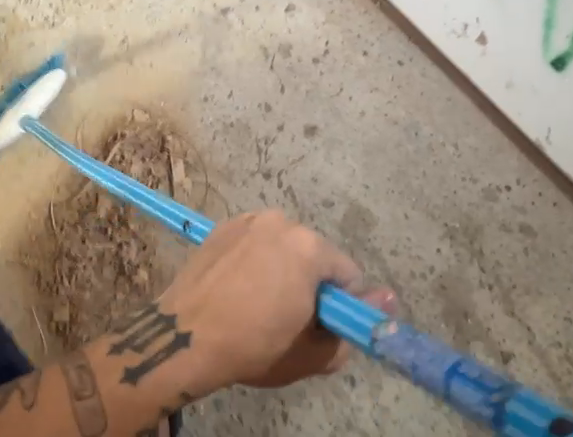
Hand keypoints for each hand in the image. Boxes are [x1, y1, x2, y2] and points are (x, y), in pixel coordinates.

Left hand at [157, 210, 394, 391]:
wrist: (187, 334)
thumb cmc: (255, 344)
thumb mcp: (317, 352)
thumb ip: (354, 324)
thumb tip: (386, 300)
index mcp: (308, 246)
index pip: (348, 275)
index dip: (342, 305)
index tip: (323, 326)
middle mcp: (278, 221)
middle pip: (313, 255)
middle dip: (311, 283)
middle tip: (292, 319)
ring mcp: (246, 220)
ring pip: (282, 247)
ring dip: (283, 269)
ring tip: (262, 304)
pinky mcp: (220, 227)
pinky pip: (254, 243)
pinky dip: (256, 261)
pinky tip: (241, 289)